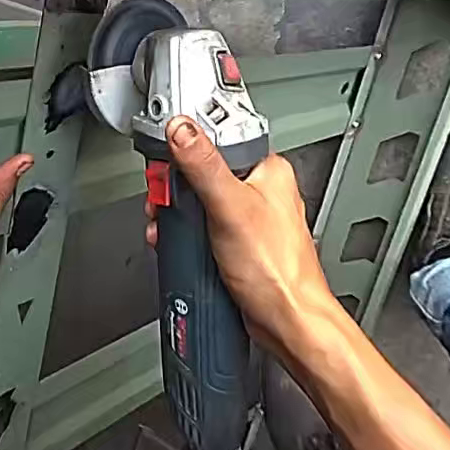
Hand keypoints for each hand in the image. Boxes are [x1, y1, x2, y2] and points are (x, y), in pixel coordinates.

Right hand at [148, 116, 338, 357]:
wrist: (285, 321)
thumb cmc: (278, 271)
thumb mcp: (230, 207)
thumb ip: (202, 165)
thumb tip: (180, 127)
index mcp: (266, 169)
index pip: (215, 136)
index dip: (184, 145)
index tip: (165, 158)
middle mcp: (255, 187)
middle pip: (197, 167)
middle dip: (171, 185)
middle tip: (164, 197)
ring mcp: (241, 213)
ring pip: (192, 195)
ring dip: (170, 208)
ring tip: (165, 220)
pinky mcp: (229, 235)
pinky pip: (194, 219)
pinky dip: (179, 227)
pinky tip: (173, 236)